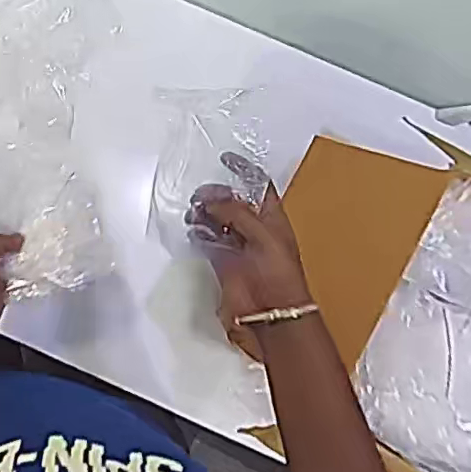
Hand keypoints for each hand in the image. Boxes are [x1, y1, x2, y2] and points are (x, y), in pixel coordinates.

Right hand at [188, 154, 310, 360]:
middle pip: (232, 201)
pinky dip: (198, 232)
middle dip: (216, 193)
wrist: (272, 313)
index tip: (224, 158)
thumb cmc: (277, 273)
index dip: (243, 169)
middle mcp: (254, 228)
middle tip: (201, 196)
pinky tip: (193, 230)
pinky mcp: (223, 261)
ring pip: (217, 219)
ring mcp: (237, 245)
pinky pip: (207, 240)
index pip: (258, 184)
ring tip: (194, 213)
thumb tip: (211, 198)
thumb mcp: (262, 236)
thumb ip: (236, 213)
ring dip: (205, 213)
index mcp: (271, 217)